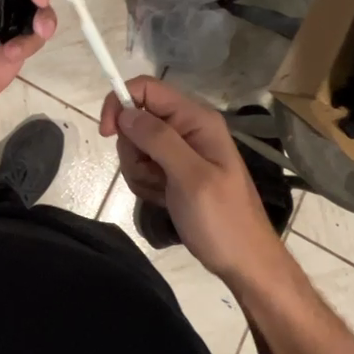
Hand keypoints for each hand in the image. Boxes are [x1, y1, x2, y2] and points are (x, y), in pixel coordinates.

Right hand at [100, 76, 284, 284]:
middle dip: (132, 148)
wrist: (245, 265)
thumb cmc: (223, 221)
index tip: (107, 133)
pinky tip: (163, 199)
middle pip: (136, 118)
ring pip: (135, 144)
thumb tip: (125, 112)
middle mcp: (187, 127)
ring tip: (161, 192)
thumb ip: (159, 140)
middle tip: (151, 175)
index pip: (146, 88)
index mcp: (196, 119)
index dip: (120, 102)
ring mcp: (181, 150)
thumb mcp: (191, 178)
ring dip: (138, 170)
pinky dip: (144, 182)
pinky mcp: (174, 170)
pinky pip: (142, 165)